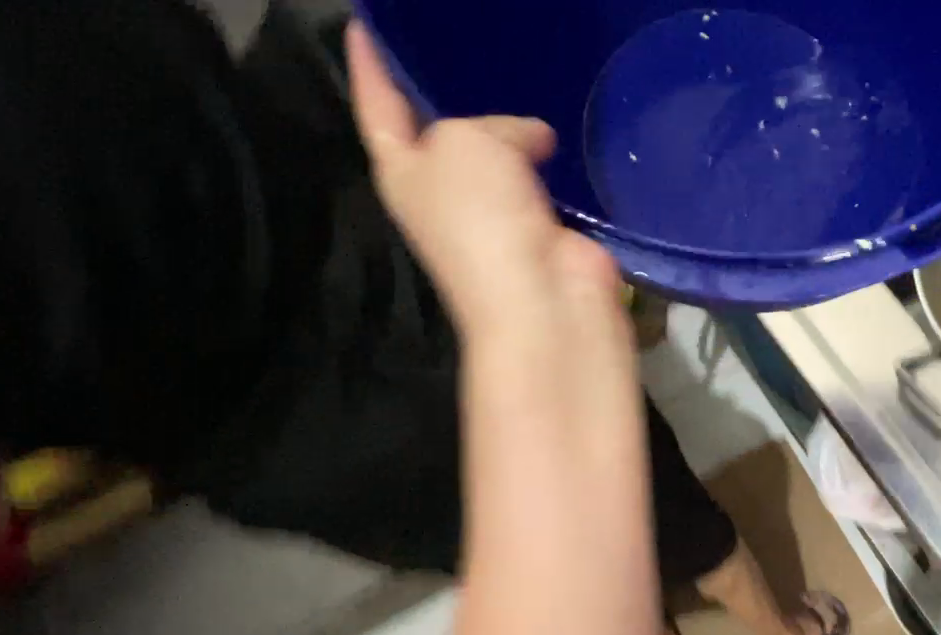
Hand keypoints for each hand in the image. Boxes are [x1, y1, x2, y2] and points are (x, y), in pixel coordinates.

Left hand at [344, 21, 625, 355]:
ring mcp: (502, 217)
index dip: (370, 65)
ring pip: (504, 158)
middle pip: (445, 132)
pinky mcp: (551, 234)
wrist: (545, 301)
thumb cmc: (483, 220)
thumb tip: (535, 141)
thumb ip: (494, 123)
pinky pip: (551, 186)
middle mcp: (448, 195)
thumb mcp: (467, 143)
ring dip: (516, 132)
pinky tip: (572, 143)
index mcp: (403, 172)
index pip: (378, 107)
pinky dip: (561, 168)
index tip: (368, 26)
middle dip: (453, 96)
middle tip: (467, 49)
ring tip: (529, 84)